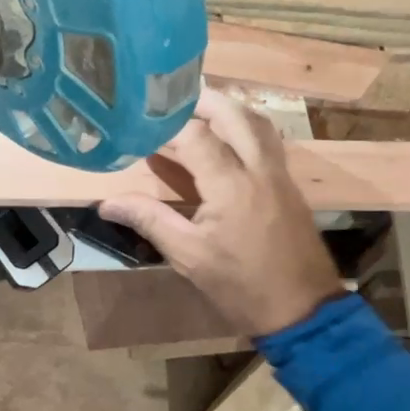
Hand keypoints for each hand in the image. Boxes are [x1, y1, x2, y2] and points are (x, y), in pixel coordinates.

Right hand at [98, 90, 342, 336]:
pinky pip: (266, 140)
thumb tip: (106, 203)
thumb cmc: (241, 286)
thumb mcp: (188, 257)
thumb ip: (149, 220)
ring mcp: (279, 175)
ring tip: (191, 108)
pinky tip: (221, 137)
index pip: (196, 135)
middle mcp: (259, 170)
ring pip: (256, 123)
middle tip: (164, 98)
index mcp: (232, 186)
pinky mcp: (287, 185)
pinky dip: (242, 126)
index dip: (164, 124)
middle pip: (234, 115)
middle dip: (200, 100)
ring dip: (225, 109)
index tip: (136, 118)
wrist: (304, 313)